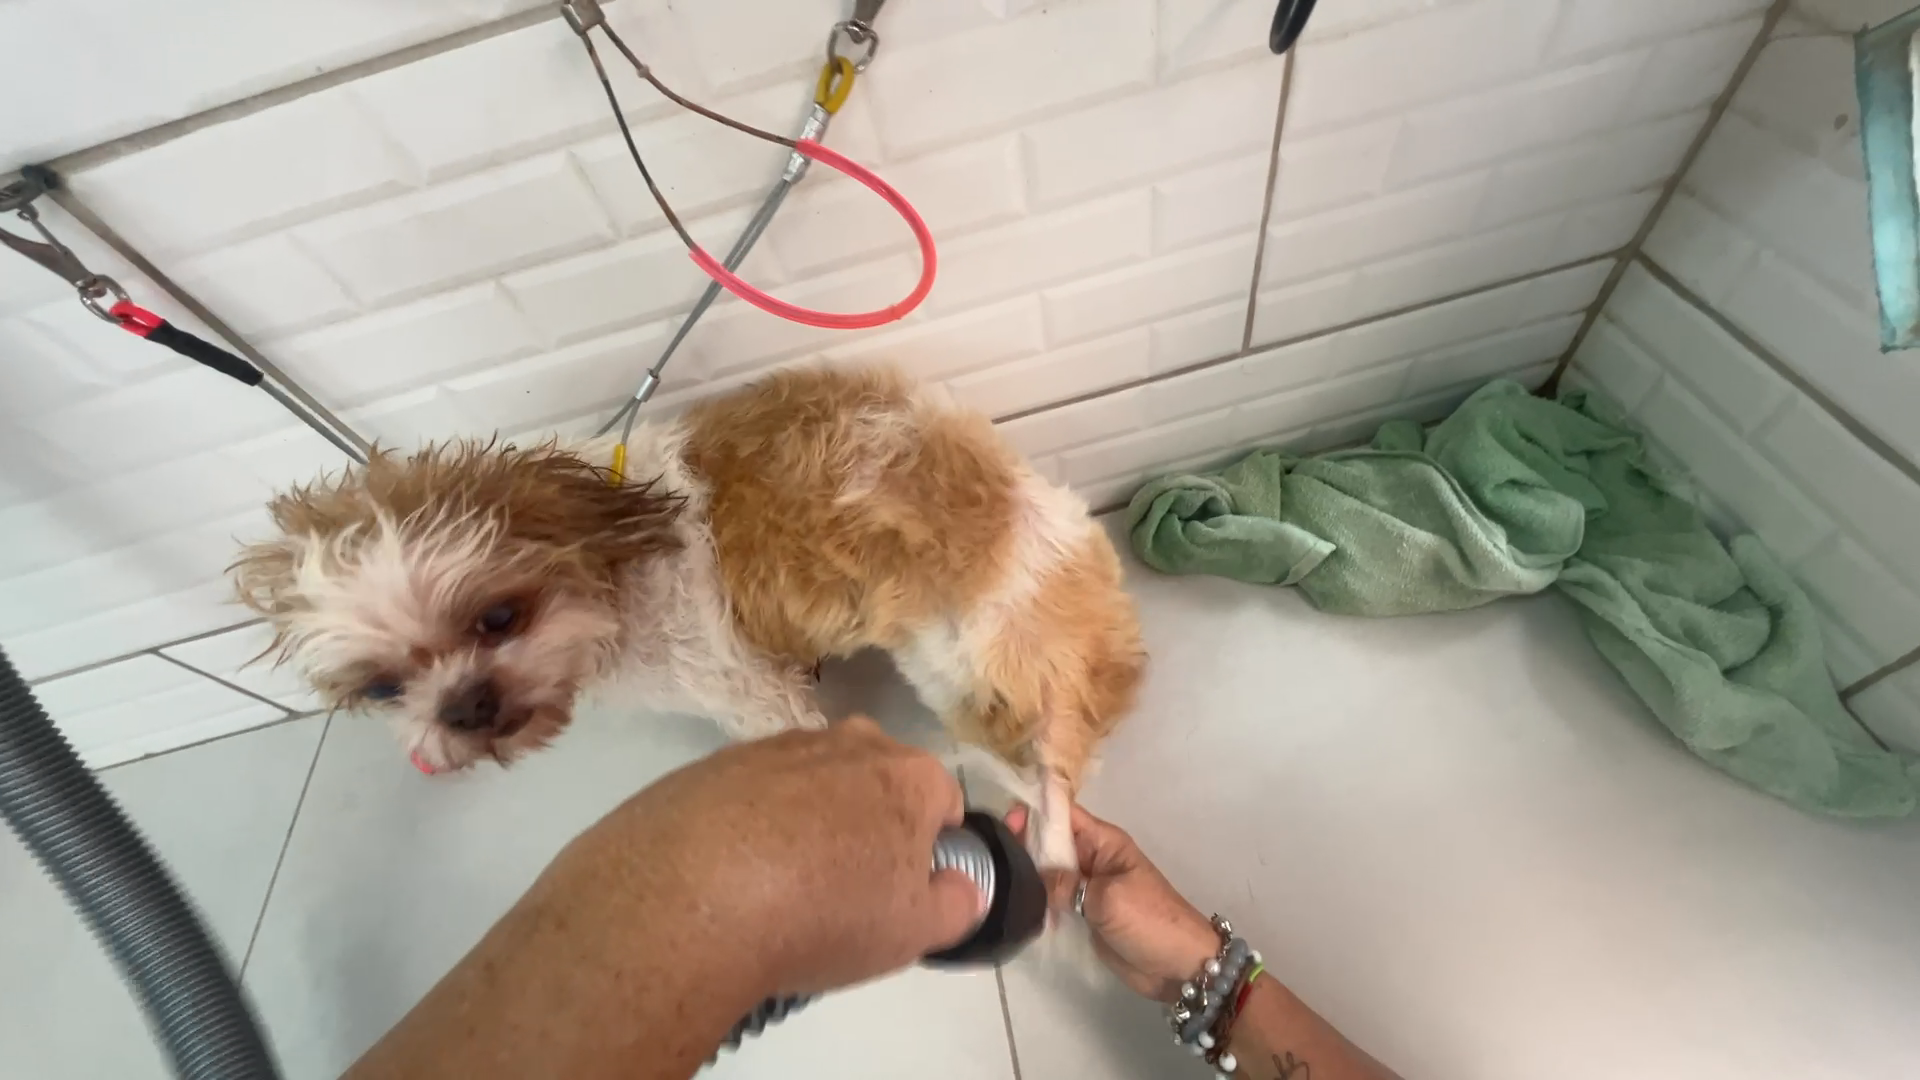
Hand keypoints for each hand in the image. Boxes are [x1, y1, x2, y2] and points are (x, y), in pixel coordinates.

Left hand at [554, 716, 982, 996]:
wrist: (690, 895)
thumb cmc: (824, 911)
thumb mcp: (913, 931)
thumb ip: (959, 903)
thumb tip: (962, 885)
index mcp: (909, 773)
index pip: (944, 802)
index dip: (931, 849)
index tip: (900, 888)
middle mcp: (854, 740)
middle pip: (881, 783)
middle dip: (875, 825)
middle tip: (844, 886)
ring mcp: (786, 742)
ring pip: (821, 782)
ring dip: (817, 819)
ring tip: (784, 881)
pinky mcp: (727, 757)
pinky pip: (763, 788)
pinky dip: (762, 818)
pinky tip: (738, 867)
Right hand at [1007, 801, 1217, 1001]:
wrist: (1180, 967)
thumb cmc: (1150, 920)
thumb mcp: (1107, 899)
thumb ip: (1067, 885)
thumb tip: (1034, 878)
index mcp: (1102, 841)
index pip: (1063, 812)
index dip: (1034, 809)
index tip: (1005, 819)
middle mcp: (1090, 857)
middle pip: (1050, 839)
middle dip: (1023, 840)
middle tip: (992, 855)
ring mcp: (1085, 885)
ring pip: (1048, 868)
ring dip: (1027, 871)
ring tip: (997, 879)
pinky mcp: (1082, 911)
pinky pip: (1052, 896)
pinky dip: (1036, 898)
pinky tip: (1017, 905)